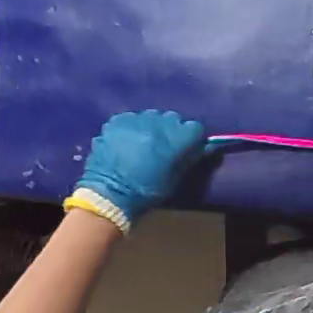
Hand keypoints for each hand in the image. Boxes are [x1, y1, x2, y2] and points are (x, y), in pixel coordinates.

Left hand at [72, 110, 208, 229]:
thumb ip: (189, 158)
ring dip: (150, 128)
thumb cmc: (146, 192)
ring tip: (143, 144)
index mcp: (175, 138)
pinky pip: (130, 119)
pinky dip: (131, 128)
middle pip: (172, 119)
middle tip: (164, 147)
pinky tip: (126, 142)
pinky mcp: (116, 120)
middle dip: (171, 131)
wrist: (109, 195)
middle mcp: (157, 122)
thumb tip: (204, 146)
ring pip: (150, 117)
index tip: (188, 147)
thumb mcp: (174, 179)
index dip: (192, 138)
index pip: (194, 128)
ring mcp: (135, 119)